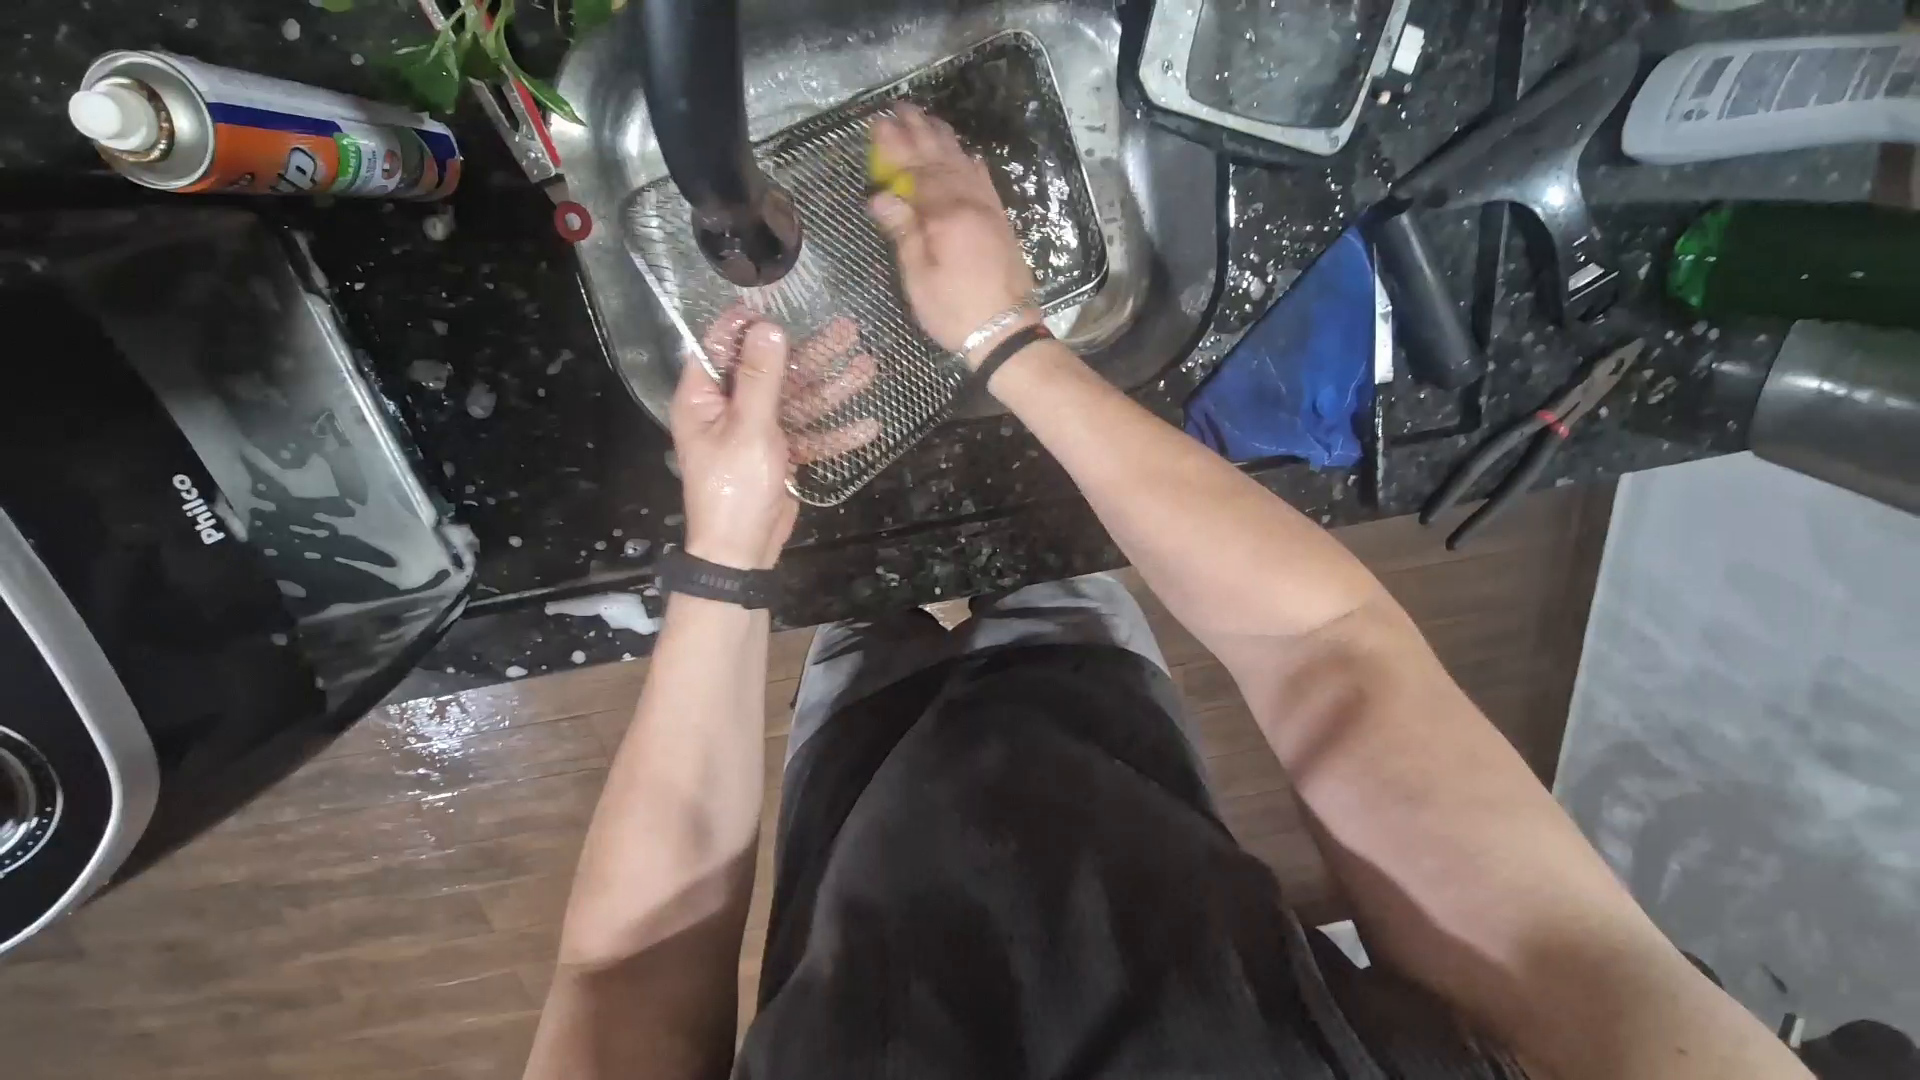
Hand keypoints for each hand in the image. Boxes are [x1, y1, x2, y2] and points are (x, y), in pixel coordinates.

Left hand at [671, 309, 884, 569]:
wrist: (742, 552)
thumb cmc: (735, 488)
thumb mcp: (749, 428)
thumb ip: (760, 377)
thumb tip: (768, 328)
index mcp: (704, 399)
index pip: (719, 347)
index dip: (746, 324)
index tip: (777, 303)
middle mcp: (729, 410)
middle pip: (772, 372)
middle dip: (811, 354)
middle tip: (848, 329)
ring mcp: (757, 434)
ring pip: (797, 402)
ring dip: (832, 389)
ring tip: (869, 367)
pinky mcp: (779, 456)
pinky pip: (808, 436)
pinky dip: (835, 433)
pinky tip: (869, 427)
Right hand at [868, 104, 1039, 363]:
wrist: (1006, 333)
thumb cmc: (955, 312)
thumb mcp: (919, 279)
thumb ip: (903, 233)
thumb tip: (882, 197)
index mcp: (945, 216)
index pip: (915, 172)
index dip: (895, 147)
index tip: (878, 124)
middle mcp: (970, 204)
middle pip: (940, 160)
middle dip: (918, 134)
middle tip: (900, 110)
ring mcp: (990, 211)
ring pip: (964, 165)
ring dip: (944, 142)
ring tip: (928, 121)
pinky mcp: (1001, 223)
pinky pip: (985, 183)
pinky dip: (971, 165)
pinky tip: (967, 156)